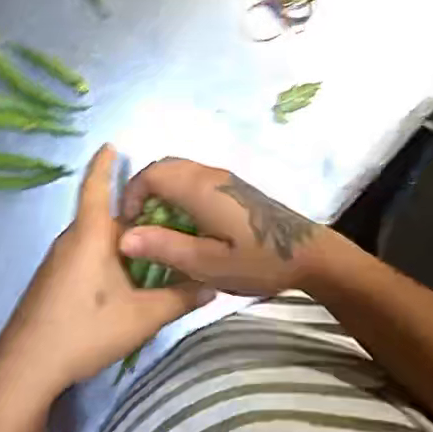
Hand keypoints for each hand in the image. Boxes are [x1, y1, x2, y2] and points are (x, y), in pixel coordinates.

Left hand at [0, 145, 210, 431]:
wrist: (24, 372)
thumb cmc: (84, 330)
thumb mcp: (144, 316)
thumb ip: (182, 297)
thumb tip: (214, 284)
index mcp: (91, 237)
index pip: (97, 188)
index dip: (105, 164)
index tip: (112, 144)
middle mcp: (71, 242)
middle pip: (105, 216)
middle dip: (134, 211)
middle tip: (170, 212)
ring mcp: (58, 263)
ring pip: (97, 239)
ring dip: (124, 238)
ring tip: (156, 245)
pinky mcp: (52, 283)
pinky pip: (87, 256)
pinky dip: (110, 255)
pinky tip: (128, 278)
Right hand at [118, 157, 348, 296]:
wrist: (309, 254)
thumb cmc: (258, 261)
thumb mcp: (208, 264)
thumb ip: (165, 247)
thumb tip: (123, 236)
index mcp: (202, 188)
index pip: (152, 174)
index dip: (131, 196)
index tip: (128, 227)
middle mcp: (212, 175)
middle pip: (165, 167)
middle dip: (144, 192)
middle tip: (140, 227)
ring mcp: (227, 180)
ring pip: (182, 172)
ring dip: (163, 193)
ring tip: (159, 229)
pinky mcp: (237, 189)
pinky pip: (197, 181)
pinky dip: (180, 195)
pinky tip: (186, 226)